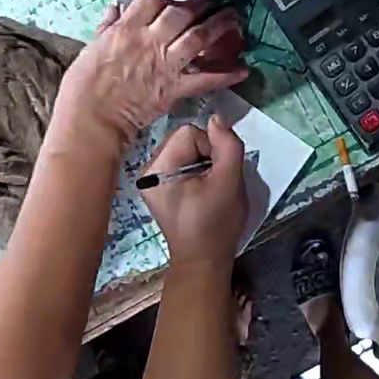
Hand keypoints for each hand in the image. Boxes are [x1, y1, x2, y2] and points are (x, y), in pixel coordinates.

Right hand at [55, 0, 249, 147]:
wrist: (90, 118)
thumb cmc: (84, 85)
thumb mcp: (91, 47)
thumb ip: (107, 26)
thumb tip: (117, 6)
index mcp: (126, 28)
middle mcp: (149, 41)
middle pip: (181, 12)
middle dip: (202, 1)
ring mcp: (164, 64)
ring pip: (198, 37)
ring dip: (219, 26)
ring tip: (235, 19)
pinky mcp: (174, 88)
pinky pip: (205, 79)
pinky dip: (226, 75)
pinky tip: (243, 70)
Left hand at [140, 115, 249, 268]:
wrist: (204, 259)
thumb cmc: (217, 223)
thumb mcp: (230, 181)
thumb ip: (228, 145)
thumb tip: (217, 118)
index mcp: (159, 170)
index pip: (189, 132)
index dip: (212, 146)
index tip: (219, 172)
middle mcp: (148, 171)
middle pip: (184, 138)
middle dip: (206, 154)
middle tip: (216, 181)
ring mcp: (150, 179)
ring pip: (184, 149)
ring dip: (203, 162)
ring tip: (209, 187)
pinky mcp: (158, 187)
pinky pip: (180, 162)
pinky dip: (195, 170)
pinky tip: (201, 190)